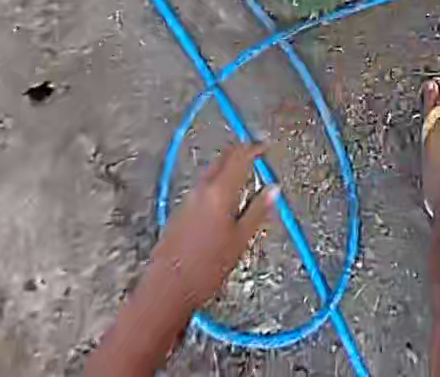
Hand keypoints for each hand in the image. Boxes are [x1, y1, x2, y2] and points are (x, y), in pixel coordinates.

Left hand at [145, 142, 276, 307]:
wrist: (166, 291)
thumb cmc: (207, 268)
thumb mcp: (241, 239)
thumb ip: (258, 209)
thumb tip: (274, 189)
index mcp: (220, 191)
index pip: (239, 156)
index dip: (254, 148)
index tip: (264, 147)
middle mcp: (202, 190)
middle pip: (222, 159)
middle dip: (239, 153)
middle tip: (254, 156)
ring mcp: (187, 201)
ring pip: (211, 173)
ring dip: (226, 169)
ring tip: (242, 178)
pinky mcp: (179, 213)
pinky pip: (202, 188)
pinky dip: (215, 184)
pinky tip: (221, 201)